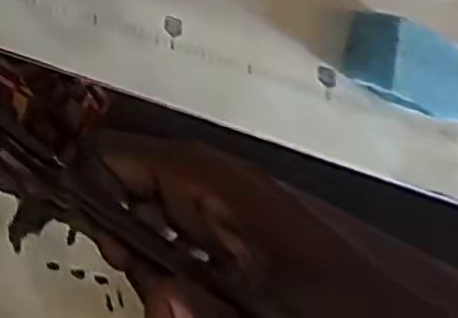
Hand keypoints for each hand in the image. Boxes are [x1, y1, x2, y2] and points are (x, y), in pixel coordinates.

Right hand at [86, 135, 268, 317]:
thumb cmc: (367, 309)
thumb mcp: (273, 314)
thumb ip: (205, 308)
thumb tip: (152, 292)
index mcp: (206, 176)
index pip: (106, 155)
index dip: (90, 194)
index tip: (104, 245)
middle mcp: (214, 177)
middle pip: (127, 187)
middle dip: (129, 238)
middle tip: (160, 288)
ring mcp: (237, 200)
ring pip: (160, 215)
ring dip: (162, 257)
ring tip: (192, 295)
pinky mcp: (257, 226)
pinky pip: (197, 234)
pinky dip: (193, 265)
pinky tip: (216, 292)